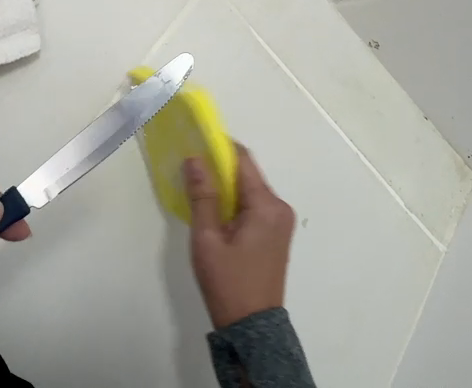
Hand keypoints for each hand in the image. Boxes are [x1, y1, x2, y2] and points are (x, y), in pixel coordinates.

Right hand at [185, 143, 295, 328]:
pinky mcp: (276, 234)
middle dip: (220, 167)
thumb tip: (195, 157)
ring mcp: (280, 222)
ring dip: (226, 186)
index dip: (219, 147)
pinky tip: (214, 210)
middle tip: (190, 168)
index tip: (194, 142)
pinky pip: (254, 205)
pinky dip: (234, 201)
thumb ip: (202, 195)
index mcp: (267, 206)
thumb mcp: (208, 238)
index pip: (243, 160)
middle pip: (247, 173)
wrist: (251, 330)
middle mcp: (279, 208)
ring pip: (249, 189)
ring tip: (198, 189)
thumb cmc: (228, 282)